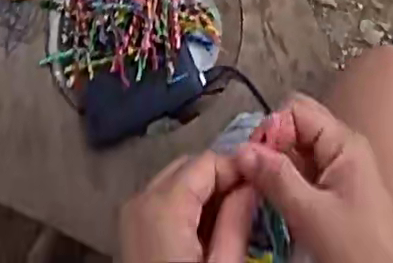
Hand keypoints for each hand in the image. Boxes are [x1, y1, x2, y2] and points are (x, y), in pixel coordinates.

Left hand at [119, 150, 257, 262]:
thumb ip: (236, 221)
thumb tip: (251, 184)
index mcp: (163, 204)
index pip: (207, 162)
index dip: (236, 168)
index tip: (262, 184)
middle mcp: (141, 197)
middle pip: (189, 167)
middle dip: (220, 179)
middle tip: (251, 203)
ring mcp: (131, 214)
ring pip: (175, 181)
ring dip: (204, 192)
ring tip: (232, 218)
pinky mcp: (130, 231)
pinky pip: (162, 200)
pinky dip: (186, 206)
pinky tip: (206, 231)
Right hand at [234, 96, 392, 262]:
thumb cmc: (359, 252)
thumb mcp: (312, 215)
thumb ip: (276, 178)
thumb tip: (242, 149)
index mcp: (344, 142)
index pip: (296, 109)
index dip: (271, 128)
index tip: (251, 159)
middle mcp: (342, 148)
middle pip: (295, 127)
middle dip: (270, 146)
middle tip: (251, 175)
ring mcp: (340, 172)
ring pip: (296, 153)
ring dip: (274, 167)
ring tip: (257, 190)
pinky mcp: (336, 195)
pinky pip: (302, 175)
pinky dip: (284, 184)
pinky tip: (273, 202)